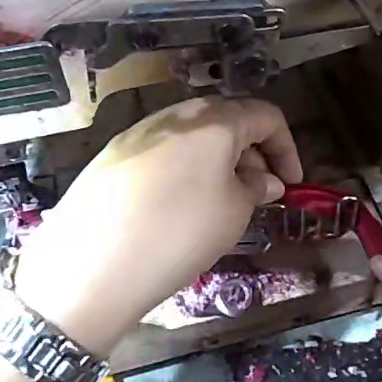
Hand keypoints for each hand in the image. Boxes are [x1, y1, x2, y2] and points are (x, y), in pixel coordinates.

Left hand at [15, 97, 301, 351]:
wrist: (89, 266)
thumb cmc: (179, 233)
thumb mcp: (234, 213)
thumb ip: (256, 187)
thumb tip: (264, 179)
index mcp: (213, 121)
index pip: (265, 116)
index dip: (287, 147)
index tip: (292, 183)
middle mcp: (175, 115)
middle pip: (227, 119)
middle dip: (253, 151)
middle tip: (259, 191)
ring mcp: (138, 133)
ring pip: (194, 135)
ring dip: (219, 160)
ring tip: (221, 200)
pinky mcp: (112, 156)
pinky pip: (164, 151)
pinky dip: (187, 168)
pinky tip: (179, 205)